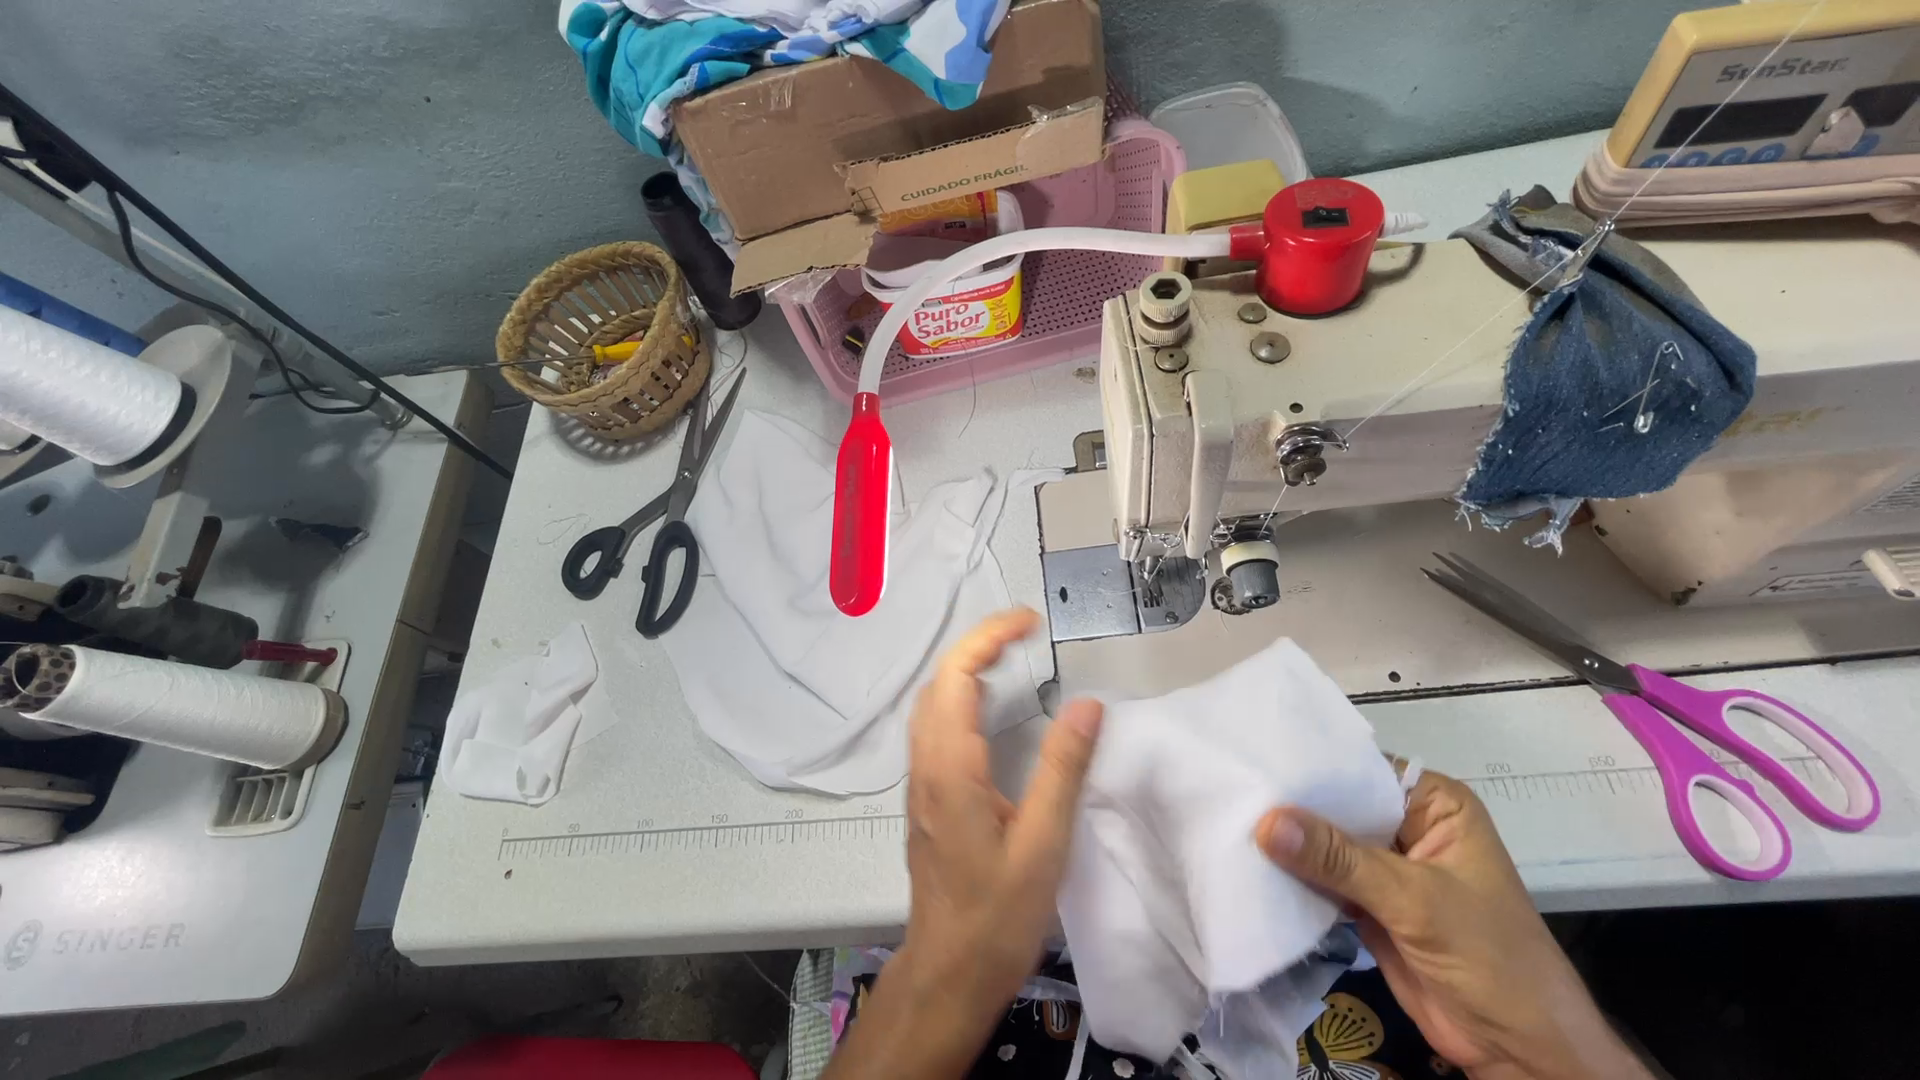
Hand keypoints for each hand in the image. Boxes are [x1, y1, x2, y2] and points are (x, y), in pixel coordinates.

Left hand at [824, 608, 1103, 1079]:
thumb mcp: (1043, 843)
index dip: (989, 637)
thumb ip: (1063, 769)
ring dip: (966, 670)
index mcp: (951, 767)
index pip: (957, 676)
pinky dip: (961, 698)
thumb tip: (1088, 704)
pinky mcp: (927, 798)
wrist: (948, 970)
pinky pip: (935, 728)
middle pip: (939, 682)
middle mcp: (926, 765)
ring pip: (932, 704)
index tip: (1030, 622)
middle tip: (1025, 635)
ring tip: (1011, 659)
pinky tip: (989, 711)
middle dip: (978, 645)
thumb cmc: (997, 914)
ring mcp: (921, 782)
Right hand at [1258, 771, 1651, 1079]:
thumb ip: (1339, 859)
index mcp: (1435, 806)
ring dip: (1284, 844)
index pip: (1363, 771)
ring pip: (1324, 845)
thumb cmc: (1491, 959)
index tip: (1254, 763)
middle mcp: (1407, 827)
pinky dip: (1290, 878)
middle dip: (1290, 807)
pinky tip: (1246, 865)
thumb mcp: (1414, 900)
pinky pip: (1320, 880)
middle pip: (1338, 806)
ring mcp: (1386, 869)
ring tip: (1225, 823)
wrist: (1521, 1052)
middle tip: (1229, 793)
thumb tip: (1265, 820)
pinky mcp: (1366, 905)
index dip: (1312, 768)